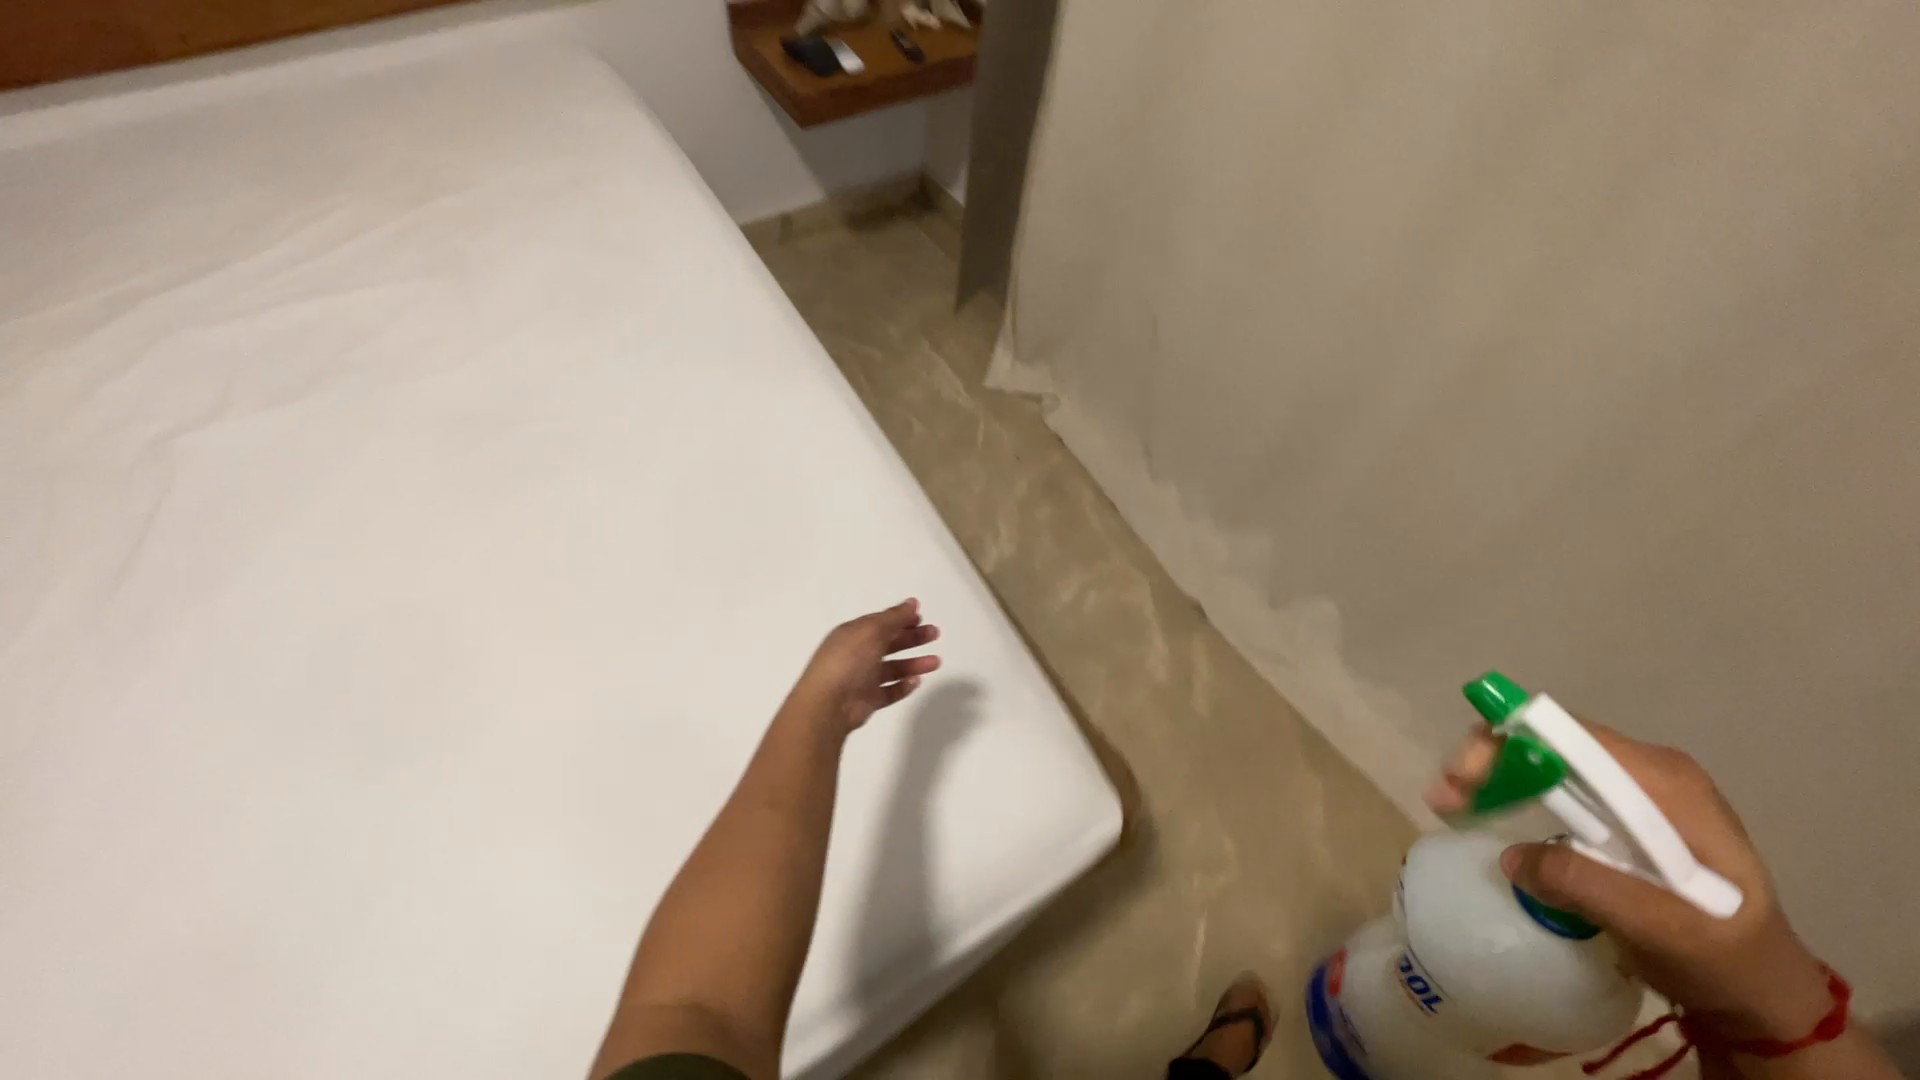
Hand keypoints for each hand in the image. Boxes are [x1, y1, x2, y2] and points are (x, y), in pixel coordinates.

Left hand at [785, 599, 940, 736]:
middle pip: (889, 644)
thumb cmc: (848, 661)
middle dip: (912, 638)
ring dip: (914, 663)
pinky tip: (917, 681)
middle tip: (935, 634)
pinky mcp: (867, 700)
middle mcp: (857, 654)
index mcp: (853, 634)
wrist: (828, 704)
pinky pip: (889, 691)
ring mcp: (862, 679)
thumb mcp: (871, 631)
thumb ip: (894, 617)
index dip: (901, 619)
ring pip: (893, 669)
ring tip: (936, 662)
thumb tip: (912, 602)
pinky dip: (904, 686)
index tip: (922, 617)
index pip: (880, 623)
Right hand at [1426, 723, 1832, 1042]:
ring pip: (1544, 761)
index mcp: (1663, 782)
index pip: (1568, 736)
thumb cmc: (1724, 957)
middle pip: (1548, 741)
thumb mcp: (1663, 927)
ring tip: (1452, 806)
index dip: (1506, 745)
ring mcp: (1632, 792)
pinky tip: (1488, 814)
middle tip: (1444, 797)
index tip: (1460, 779)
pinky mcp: (1618, 814)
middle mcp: (1645, 771)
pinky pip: (1554, 787)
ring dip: (1492, 777)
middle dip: (1487, 760)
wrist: (1762, 994)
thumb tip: (1511, 856)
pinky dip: (1511, 793)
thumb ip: (1589, 884)